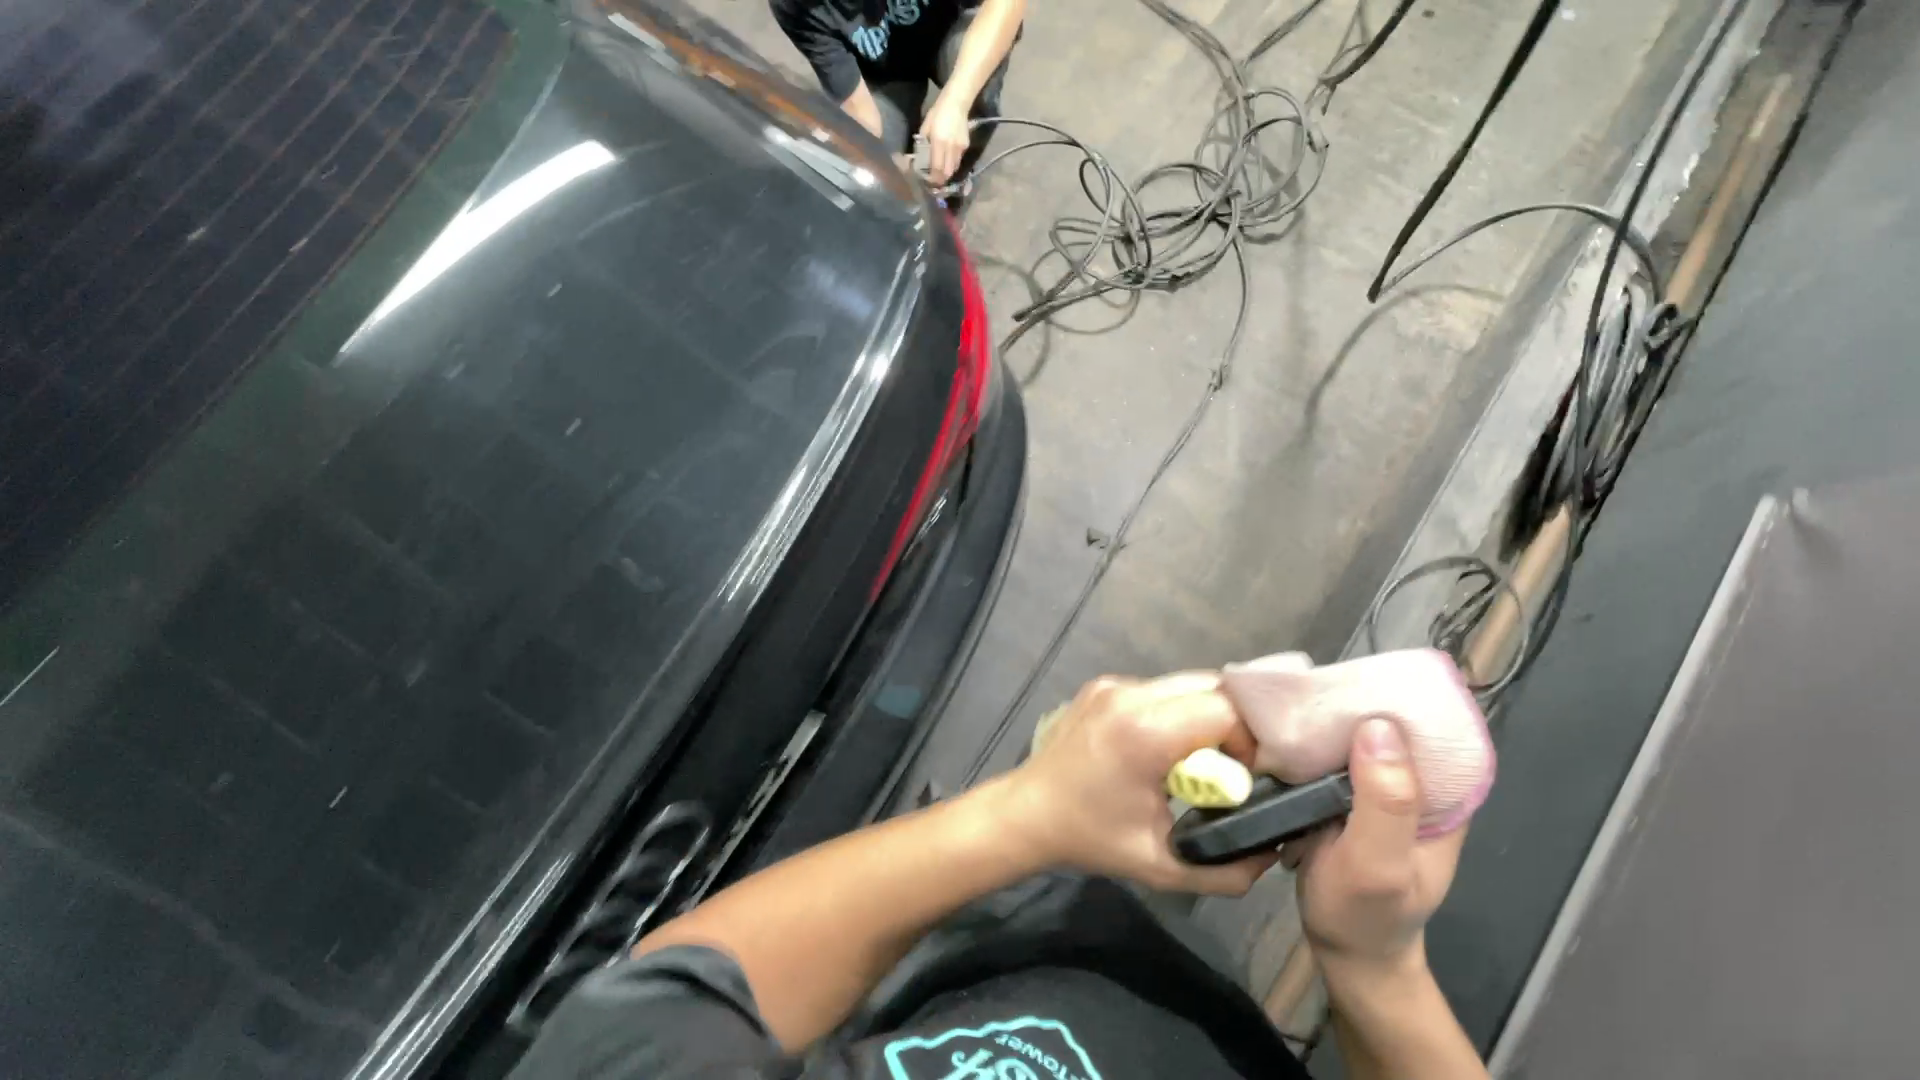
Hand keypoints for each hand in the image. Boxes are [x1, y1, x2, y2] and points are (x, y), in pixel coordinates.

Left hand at [918, 95, 971, 184]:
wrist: (957, 102)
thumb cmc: (938, 112)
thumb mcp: (925, 127)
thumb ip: (923, 144)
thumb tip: (919, 158)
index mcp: (939, 143)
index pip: (937, 169)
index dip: (933, 179)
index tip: (928, 182)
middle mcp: (951, 148)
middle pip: (947, 173)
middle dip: (940, 180)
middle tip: (934, 181)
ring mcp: (960, 148)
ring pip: (953, 168)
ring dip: (946, 173)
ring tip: (940, 172)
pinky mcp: (966, 146)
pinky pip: (958, 160)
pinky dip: (952, 164)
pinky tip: (947, 160)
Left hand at [1002, 673, 1276, 895]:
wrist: (1027, 813)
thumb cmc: (1092, 838)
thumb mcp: (1163, 866)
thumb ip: (1227, 868)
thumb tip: (1270, 851)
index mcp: (1144, 732)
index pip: (1226, 710)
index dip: (1248, 741)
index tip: (1242, 776)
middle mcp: (1130, 695)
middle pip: (1211, 687)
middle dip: (1234, 723)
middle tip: (1232, 764)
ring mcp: (1114, 684)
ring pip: (1187, 683)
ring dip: (1206, 715)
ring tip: (1201, 757)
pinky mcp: (1103, 684)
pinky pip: (1159, 689)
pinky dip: (1177, 711)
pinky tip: (1167, 746)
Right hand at [1288, 718, 1465, 986]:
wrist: (1345, 955)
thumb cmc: (1366, 916)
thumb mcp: (1379, 864)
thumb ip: (1386, 802)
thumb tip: (1379, 725)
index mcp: (1445, 794)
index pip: (1427, 726)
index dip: (1389, 697)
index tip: (1343, 682)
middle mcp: (1417, 784)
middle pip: (1386, 726)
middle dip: (1344, 708)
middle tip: (1296, 695)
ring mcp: (1380, 791)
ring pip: (1354, 740)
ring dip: (1319, 728)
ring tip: (1279, 710)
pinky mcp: (1346, 799)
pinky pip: (1329, 761)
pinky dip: (1304, 751)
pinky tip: (1277, 743)